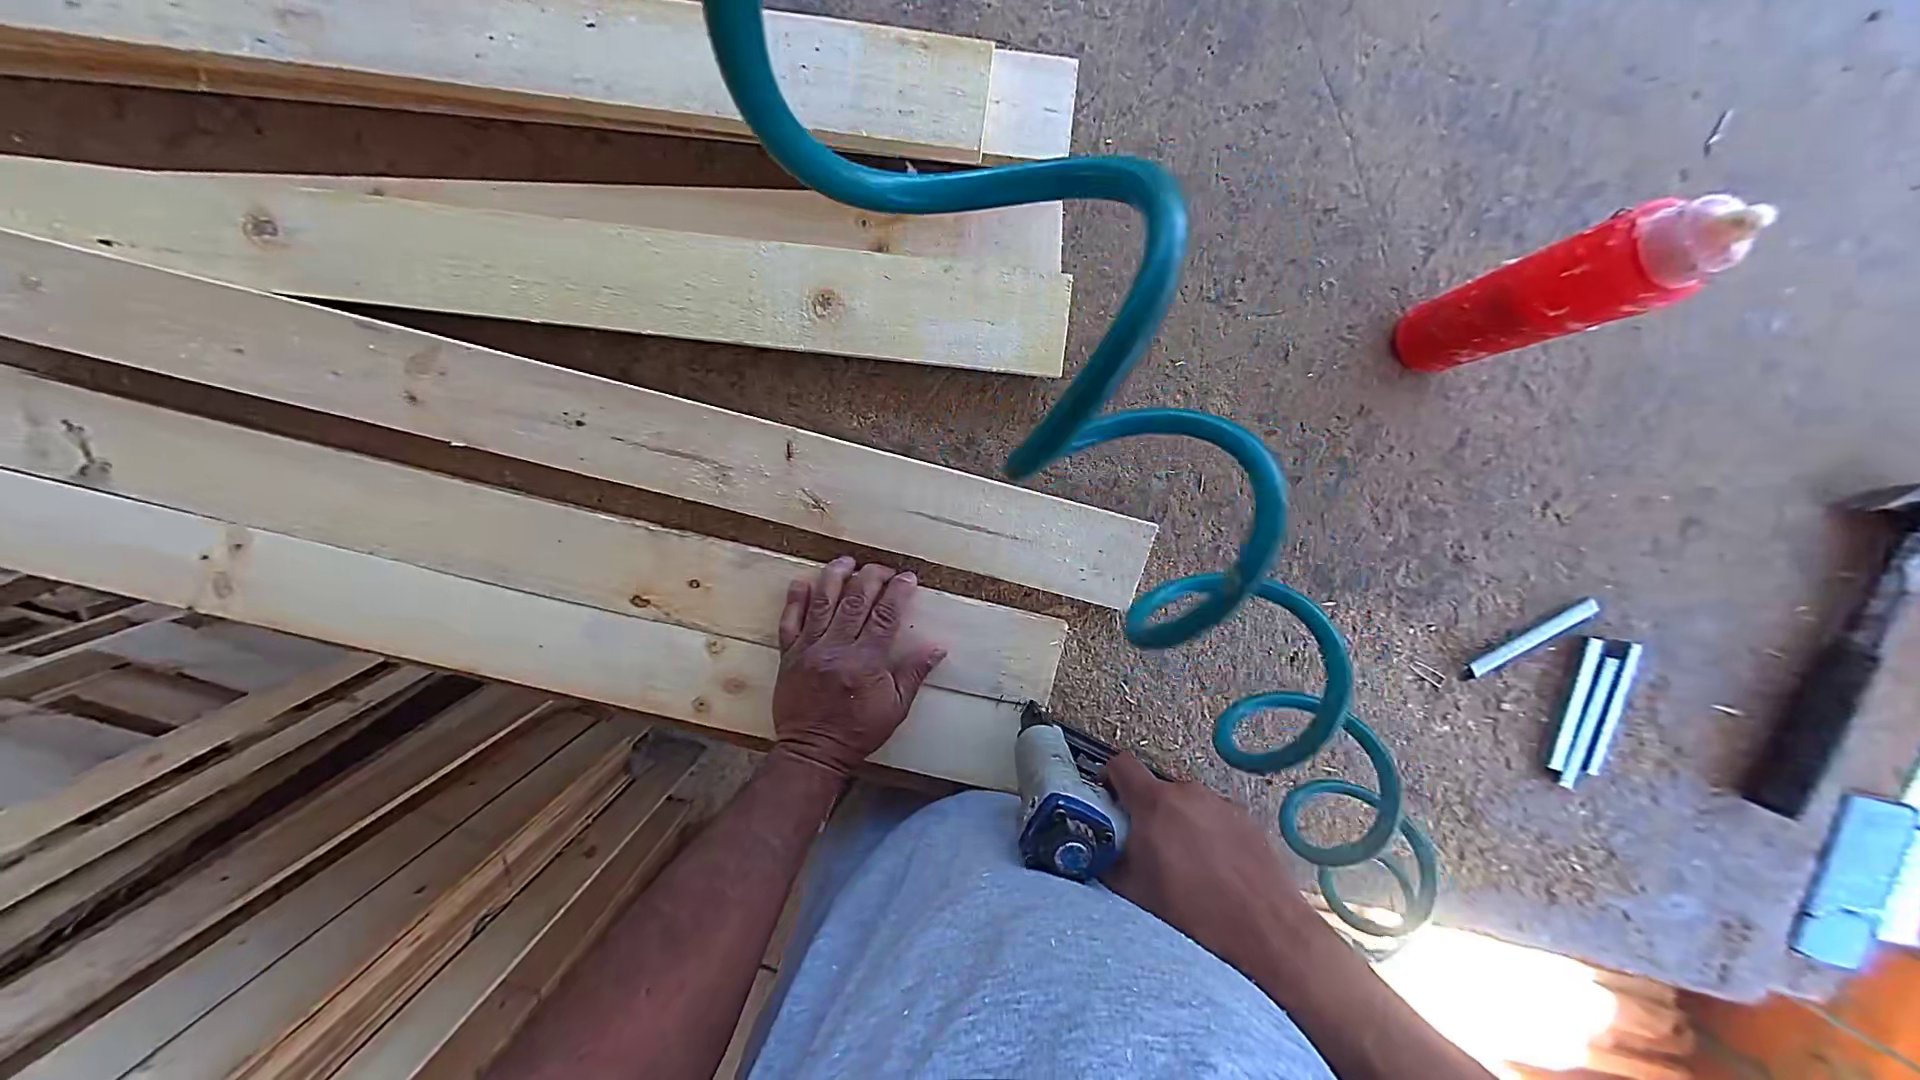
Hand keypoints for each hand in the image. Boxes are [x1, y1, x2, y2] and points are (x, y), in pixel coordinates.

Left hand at [771, 557, 946, 776]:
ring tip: (847, 562)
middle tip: (882, 569)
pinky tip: (802, 582)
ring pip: (822, 603)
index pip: (885, 615)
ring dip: (835, 577)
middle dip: (871, 577)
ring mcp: (810, 649)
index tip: (908, 578)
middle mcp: (837, 649)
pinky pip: (790, 621)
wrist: (813, 751)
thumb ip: (914, 673)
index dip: (898, 591)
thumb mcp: (895, 707)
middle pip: (855, 601)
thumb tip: (937, 647)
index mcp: (866, 661)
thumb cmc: (858, 732)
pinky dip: (795, 600)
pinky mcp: (790, 655)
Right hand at [1101, 753, 1322, 972]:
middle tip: (1143, 845)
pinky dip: (1207, 835)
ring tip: (1182, 865)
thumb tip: (1097, 855)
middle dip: (1145, 812)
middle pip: (1154, 788)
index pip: (1120, 764)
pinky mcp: (1246, 821)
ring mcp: (1220, 805)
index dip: (1109, 777)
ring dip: (1178, 824)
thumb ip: (1107, 862)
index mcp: (1155, 803)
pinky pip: (1214, 818)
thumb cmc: (1201, 914)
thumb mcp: (1133, 891)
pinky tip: (1211, 870)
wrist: (1265, 933)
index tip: (1107, 795)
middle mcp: (1189, 794)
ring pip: (1186, 804)